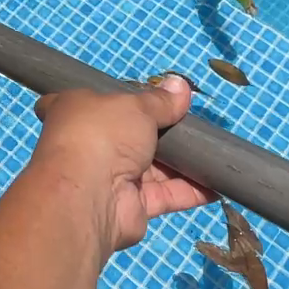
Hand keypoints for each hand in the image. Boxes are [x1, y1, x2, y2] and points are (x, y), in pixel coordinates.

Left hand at [29, 81, 212, 253]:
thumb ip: (159, 101)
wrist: (91, 192)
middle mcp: (87, 141)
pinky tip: (215, 185)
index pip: (88, 101)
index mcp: (73, 110)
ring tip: (210, 153)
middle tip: (190, 126)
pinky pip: (164, 194)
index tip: (140, 97)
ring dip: (179, 163)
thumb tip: (179, 84)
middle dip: (155, 133)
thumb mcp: (134, 107)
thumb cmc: (102, 133)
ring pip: (149, 167)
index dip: (112, 99)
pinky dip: (189, 190)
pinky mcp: (130, 204)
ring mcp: (108, 175)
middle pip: (125, 135)